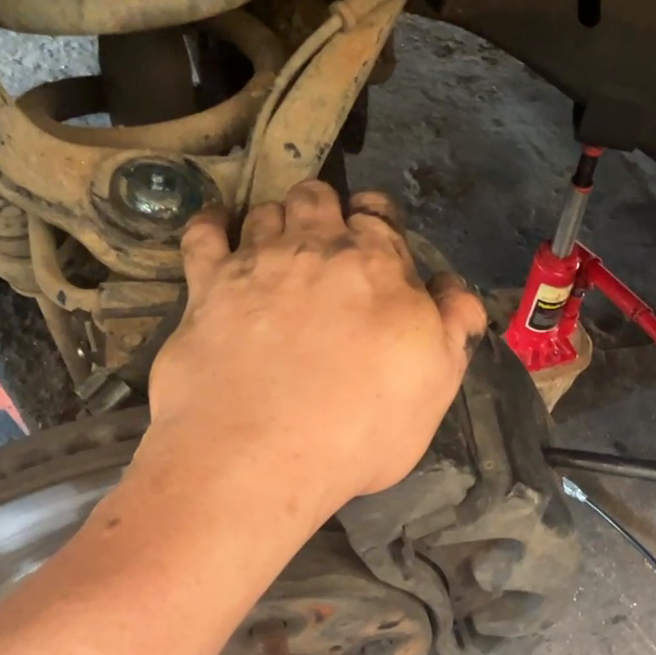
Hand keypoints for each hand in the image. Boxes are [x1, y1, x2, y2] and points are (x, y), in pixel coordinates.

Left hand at [135, 181, 487, 507]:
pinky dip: (212, 223)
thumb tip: (452, 287)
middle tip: (325, 246)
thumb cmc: (362, 426)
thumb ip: (452, 325)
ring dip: (276, 219)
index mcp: (378, 266)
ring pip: (266, 211)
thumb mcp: (437, 383)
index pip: (379, 215)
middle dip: (324, 210)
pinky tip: (218, 228)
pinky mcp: (204, 288)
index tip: (374, 243)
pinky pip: (203, 234)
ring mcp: (255, 263)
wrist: (261, 455)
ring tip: (278, 245)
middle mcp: (315, 249)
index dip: (376, 222)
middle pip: (319, 199)